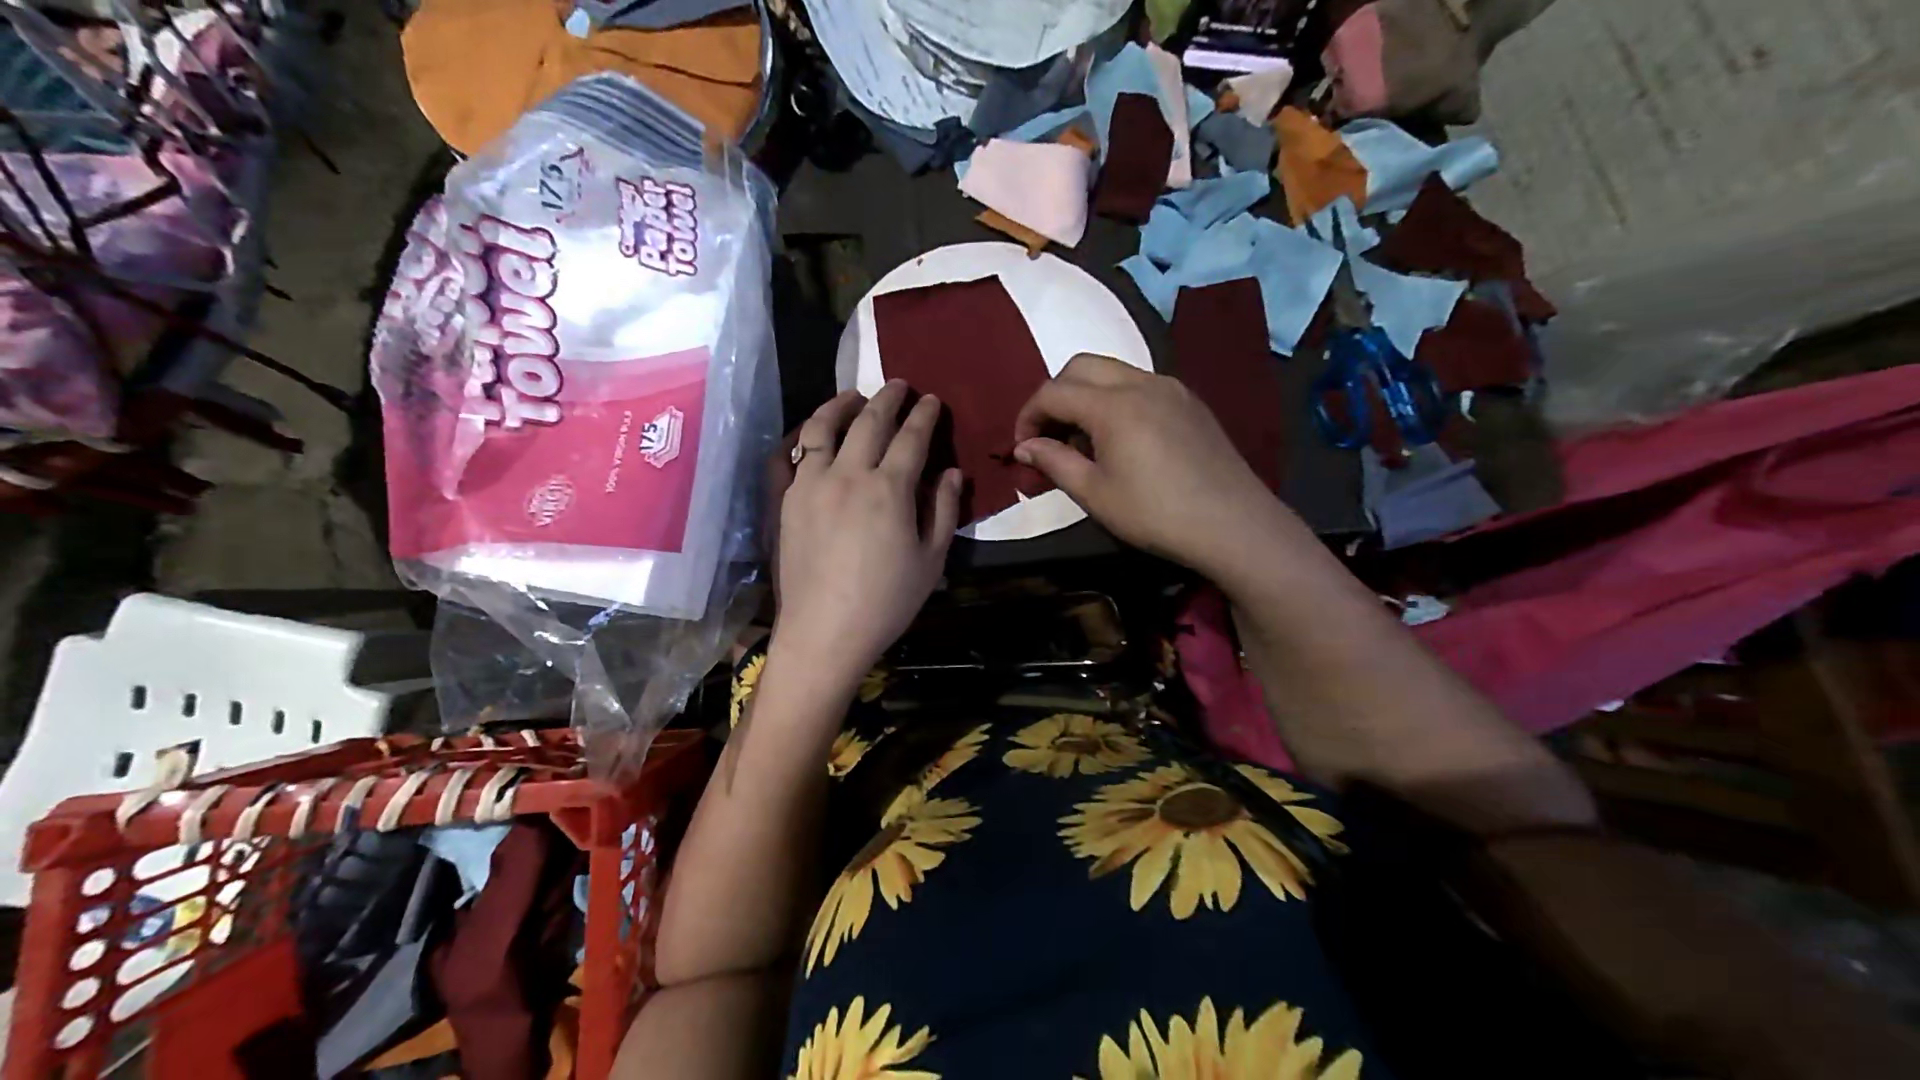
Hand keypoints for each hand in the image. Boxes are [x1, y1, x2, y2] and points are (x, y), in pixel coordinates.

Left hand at [771, 382, 961, 689]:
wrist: (824, 631)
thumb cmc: (887, 601)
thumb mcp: (931, 559)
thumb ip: (943, 509)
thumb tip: (951, 471)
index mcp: (889, 489)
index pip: (912, 437)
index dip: (925, 415)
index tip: (932, 400)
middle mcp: (848, 475)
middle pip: (869, 422)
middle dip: (888, 398)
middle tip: (899, 385)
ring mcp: (810, 484)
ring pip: (821, 428)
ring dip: (840, 404)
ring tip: (853, 397)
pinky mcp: (786, 500)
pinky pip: (791, 455)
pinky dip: (804, 435)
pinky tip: (813, 435)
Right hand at [1013, 354, 1307, 579]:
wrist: (1234, 525)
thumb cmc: (1156, 514)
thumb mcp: (1095, 494)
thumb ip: (1054, 462)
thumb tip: (1024, 447)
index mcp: (1113, 405)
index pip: (1053, 391)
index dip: (1028, 416)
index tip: (1022, 448)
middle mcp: (1141, 383)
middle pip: (1081, 367)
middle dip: (1055, 395)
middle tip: (1049, 436)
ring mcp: (1171, 388)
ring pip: (1113, 372)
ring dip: (1086, 396)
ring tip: (1084, 441)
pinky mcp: (1190, 402)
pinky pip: (1140, 385)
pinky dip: (1116, 400)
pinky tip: (1122, 439)